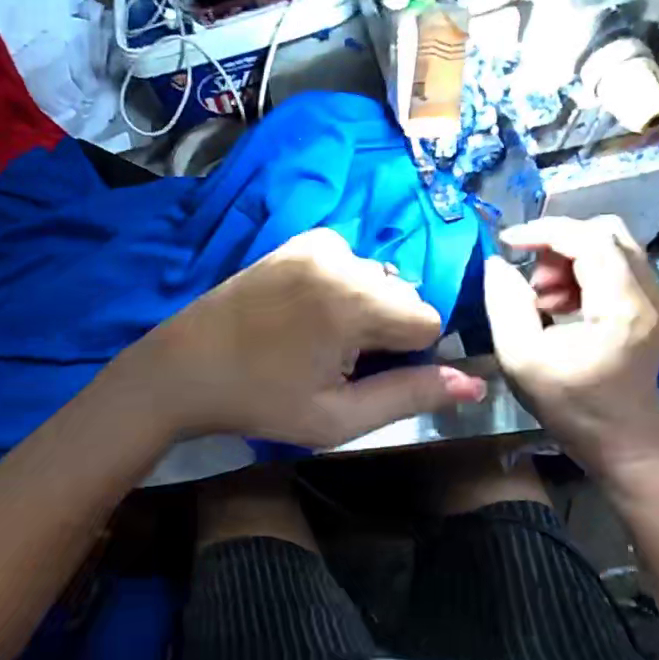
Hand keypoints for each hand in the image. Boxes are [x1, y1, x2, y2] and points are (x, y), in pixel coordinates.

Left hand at [118, 229, 485, 447]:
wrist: (184, 368)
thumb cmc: (260, 401)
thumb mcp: (338, 417)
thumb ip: (410, 396)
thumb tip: (474, 385)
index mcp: (354, 301)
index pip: (427, 320)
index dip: (406, 355)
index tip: (363, 374)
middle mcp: (341, 258)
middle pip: (403, 295)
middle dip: (384, 330)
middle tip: (333, 361)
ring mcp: (315, 244)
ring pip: (377, 278)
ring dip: (363, 308)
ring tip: (313, 339)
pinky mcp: (295, 242)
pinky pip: (347, 262)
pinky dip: (341, 286)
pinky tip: (303, 313)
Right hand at [483, 216, 658, 473]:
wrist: (623, 443)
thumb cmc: (571, 406)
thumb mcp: (521, 358)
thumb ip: (505, 304)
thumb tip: (497, 263)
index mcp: (622, 306)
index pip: (588, 239)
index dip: (543, 232)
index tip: (506, 244)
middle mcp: (650, 293)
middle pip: (606, 233)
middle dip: (558, 243)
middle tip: (529, 278)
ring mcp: (657, 300)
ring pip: (611, 247)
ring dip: (569, 259)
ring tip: (541, 297)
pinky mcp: (651, 308)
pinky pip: (616, 267)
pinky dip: (583, 273)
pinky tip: (560, 304)